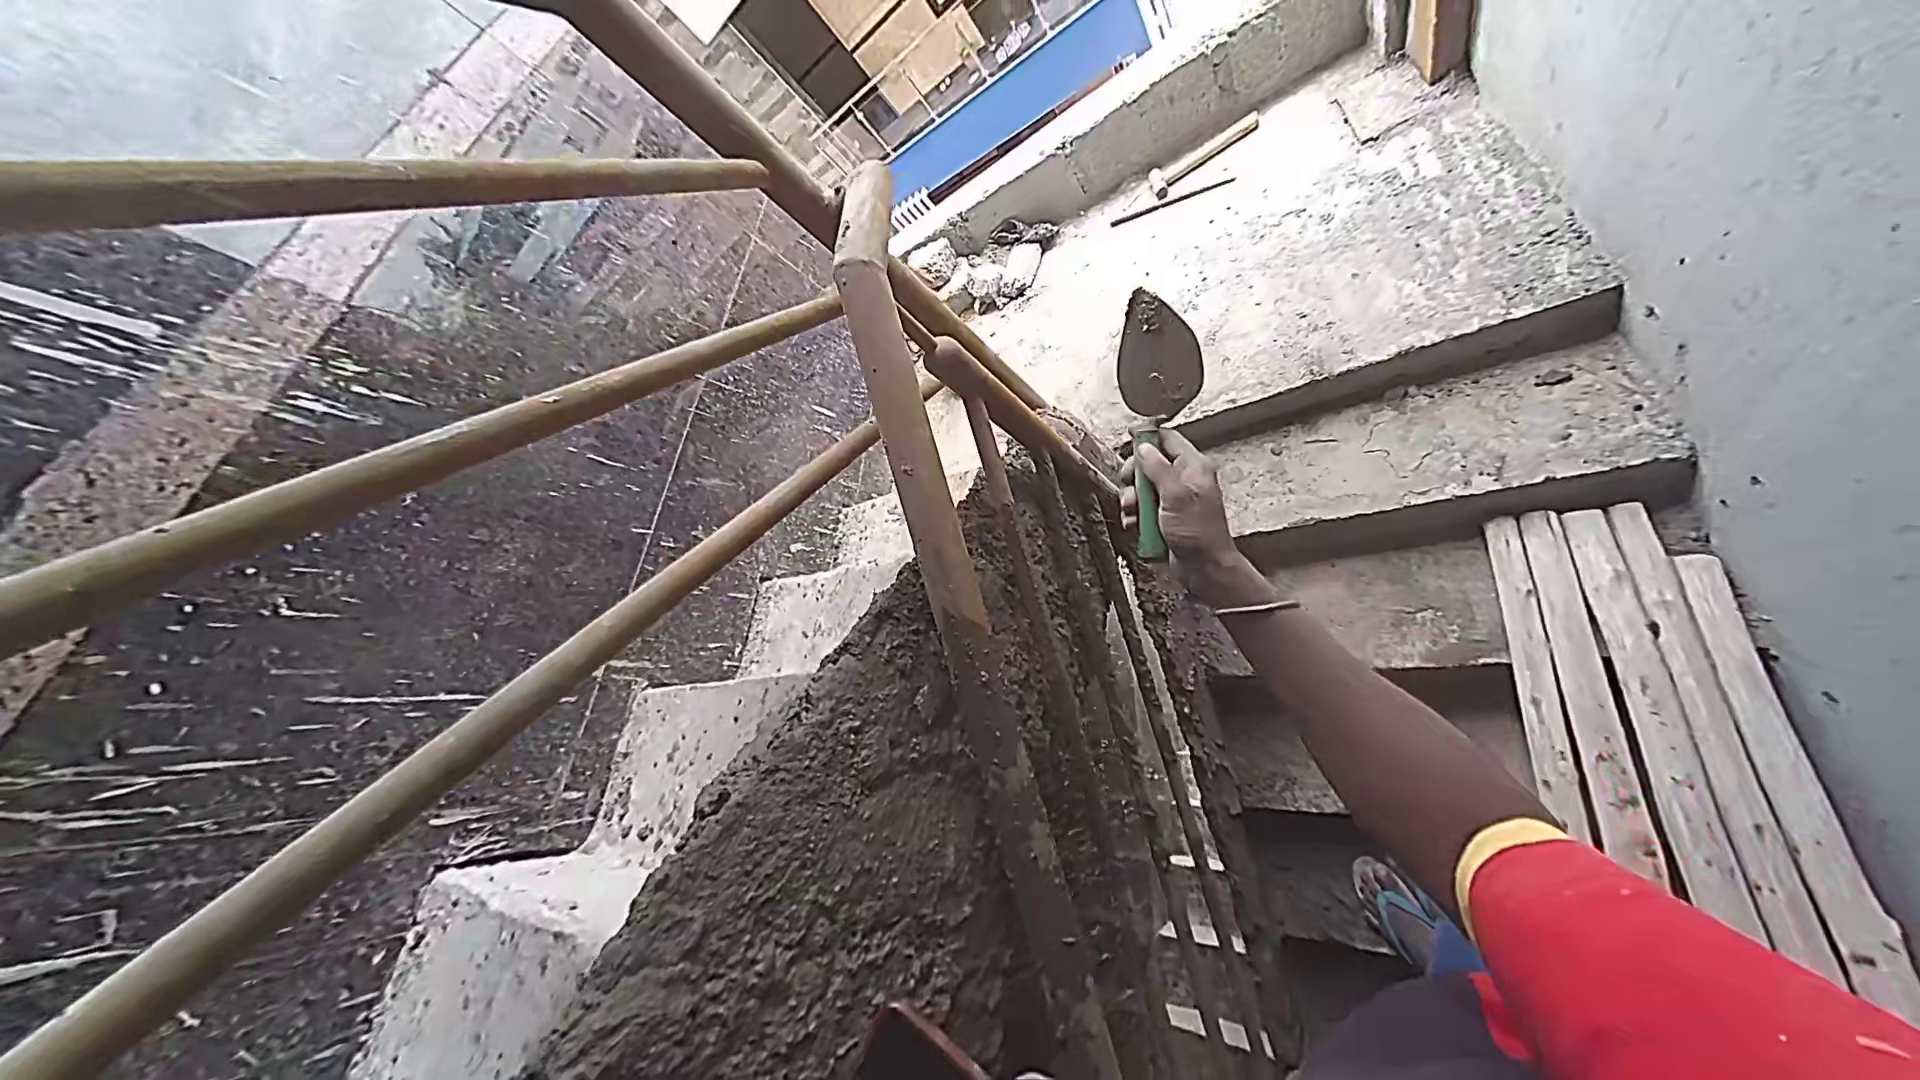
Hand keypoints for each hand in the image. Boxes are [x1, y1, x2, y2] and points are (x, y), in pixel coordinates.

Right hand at [1115, 429, 1274, 607]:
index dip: (1147, 438)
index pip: (1167, 439)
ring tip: (1134, 512)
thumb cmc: (1199, 534)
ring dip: (1133, 500)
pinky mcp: (1164, 517)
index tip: (1129, 441)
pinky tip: (1136, 524)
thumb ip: (1157, 468)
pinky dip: (1135, 516)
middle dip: (1134, 477)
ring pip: (1141, 488)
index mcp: (1193, 467)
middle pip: (1148, 464)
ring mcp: (1173, 499)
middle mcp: (1183, 480)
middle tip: (1131, 487)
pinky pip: (1142, 509)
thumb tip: (1143, 447)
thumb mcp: (1175, 495)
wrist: (1203, 568)